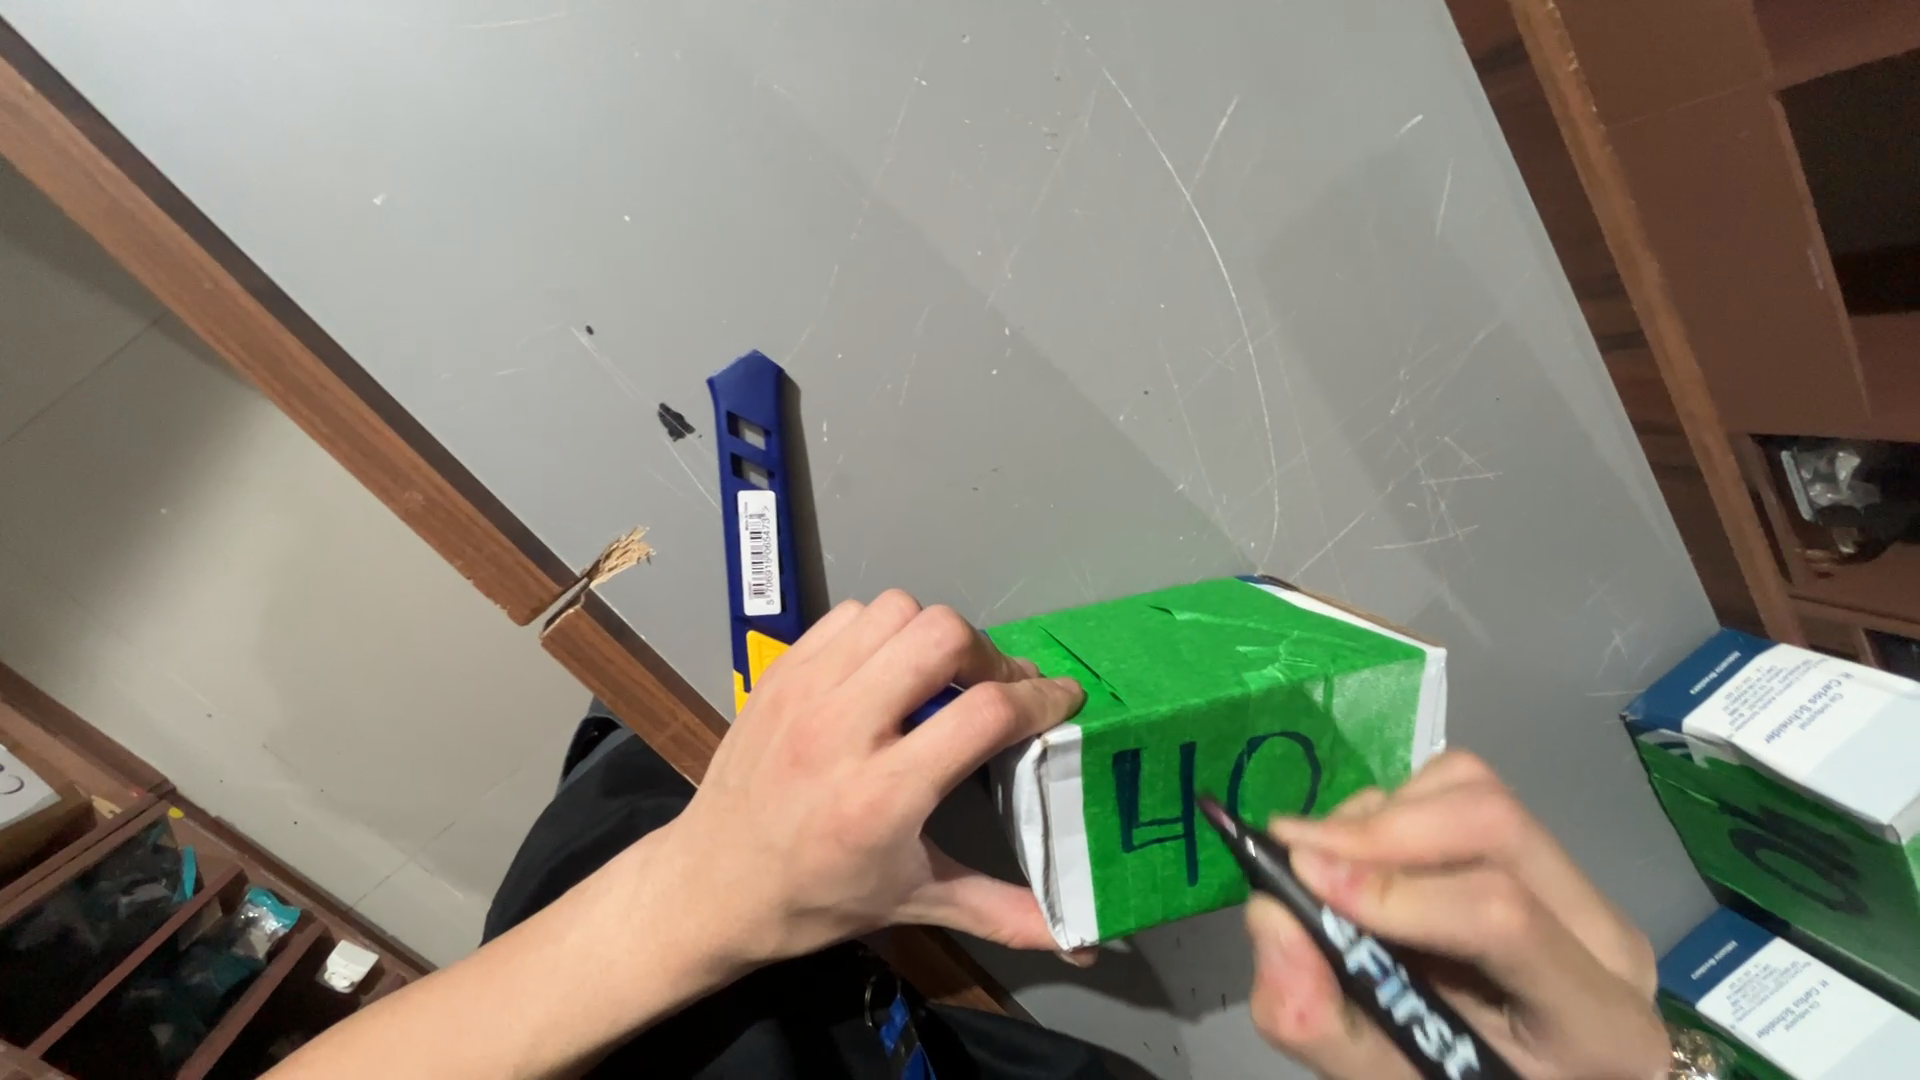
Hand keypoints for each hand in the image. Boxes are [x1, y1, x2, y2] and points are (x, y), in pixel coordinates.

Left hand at [667, 589, 1085, 966]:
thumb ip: (1004, 911)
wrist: (709, 884)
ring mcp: (806, 691)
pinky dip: (883, 630)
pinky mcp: (782, 671)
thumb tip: (1085, 942)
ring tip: (941, 675)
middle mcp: (844, 730)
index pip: (983, 714)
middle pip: (940, 636)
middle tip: (994, 687)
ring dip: (933, 635)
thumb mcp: (915, 903)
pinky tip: (887, 668)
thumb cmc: (816, 899)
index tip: (1061, 698)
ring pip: (896, 612)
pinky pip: (850, 615)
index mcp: (883, 795)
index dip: (1040, 698)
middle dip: (986, 654)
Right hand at [1246, 751, 1669, 1078]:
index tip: (1300, 873)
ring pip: (1470, 789)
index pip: (1503, 919)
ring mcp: (1575, 883)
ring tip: (1328, 861)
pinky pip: (1454, 781)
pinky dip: (1388, 802)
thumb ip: (1316, 1016)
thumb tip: (1270, 912)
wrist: (1490, 1064)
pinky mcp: (1533, 843)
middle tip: (1294, 847)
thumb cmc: (1439, 1075)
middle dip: (1374, 828)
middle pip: (1492, 824)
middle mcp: (1605, 938)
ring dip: (1374, 815)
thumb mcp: (1375, 1076)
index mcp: (1593, 1024)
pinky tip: (1366, 854)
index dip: (1392, 888)